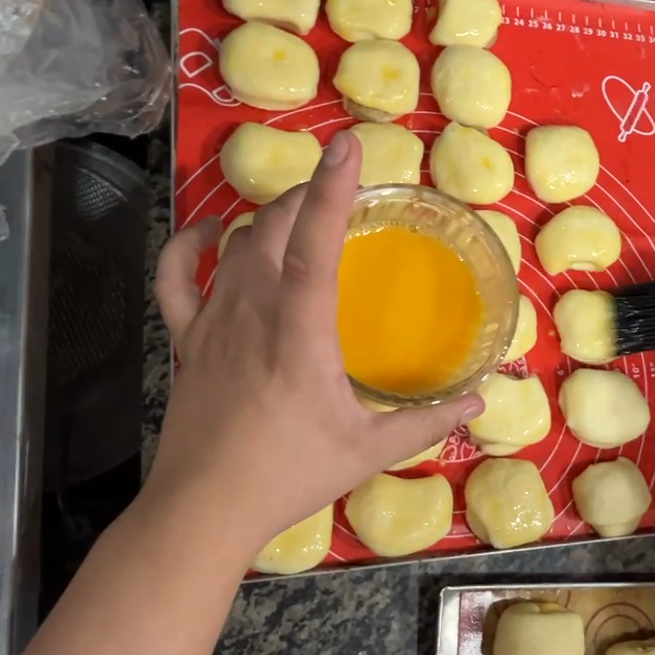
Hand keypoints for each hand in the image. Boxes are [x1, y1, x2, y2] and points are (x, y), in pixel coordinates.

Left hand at [147, 131, 482, 555]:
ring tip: (296, 218)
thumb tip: (479, 401)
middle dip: (305, 198)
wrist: (203, 508)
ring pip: (235, 244)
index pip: (314, 244)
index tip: (347, 146)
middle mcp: (251, 311)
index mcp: (299, 333)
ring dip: (267, 220)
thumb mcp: (368, 451)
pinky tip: (212, 233)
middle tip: (338, 198)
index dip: (331, 190)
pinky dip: (190, 245)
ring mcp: (211, 321)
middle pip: (272, 228)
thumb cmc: (290, 475)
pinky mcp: (185, 338)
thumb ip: (427, 423)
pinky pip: (175, 275)